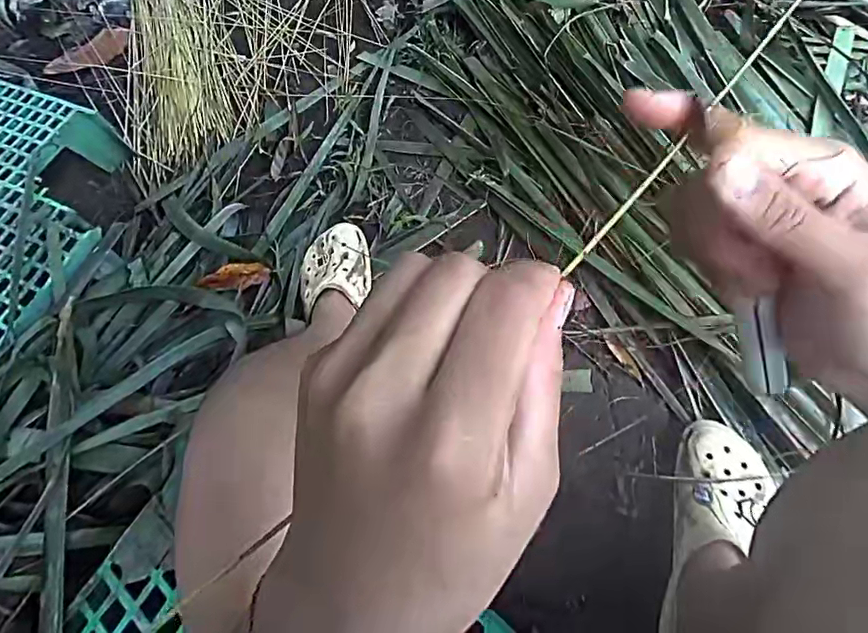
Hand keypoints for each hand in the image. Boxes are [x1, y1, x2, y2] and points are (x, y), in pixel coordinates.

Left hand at [253, 254, 570, 632]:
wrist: (344, 598)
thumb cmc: (456, 557)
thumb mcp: (531, 486)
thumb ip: (544, 381)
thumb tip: (552, 293)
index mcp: (454, 438)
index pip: (504, 305)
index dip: (538, 281)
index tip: (550, 292)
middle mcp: (386, 392)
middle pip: (457, 271)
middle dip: (496, 284)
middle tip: (504, 328)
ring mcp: (340, 373)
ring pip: (416, 268)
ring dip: (453, 286)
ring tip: (461, 334)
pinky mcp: (315, 364)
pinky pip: (380, 294)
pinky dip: (414, 303)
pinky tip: (420, 348)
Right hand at [623, 89, 867, 413]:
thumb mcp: (857, 272)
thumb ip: (786, 219)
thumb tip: (717, 168)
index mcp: (817, 166)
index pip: (736, 137)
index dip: (683, 119)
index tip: (634, 105)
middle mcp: (779, 180)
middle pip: (702, 178)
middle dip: (719, 230)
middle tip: (764, 273)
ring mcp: (755, 216)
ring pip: (690, 211)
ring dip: (717, 255)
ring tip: (766, 287)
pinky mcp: (738, 250)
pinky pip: (694, 244)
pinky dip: (715, 272)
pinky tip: (755, 295)